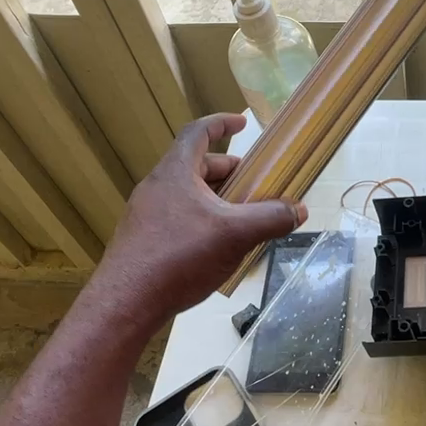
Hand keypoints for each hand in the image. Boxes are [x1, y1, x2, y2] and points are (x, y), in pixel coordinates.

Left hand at [96, 113, 305, 316]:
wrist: (125, 303)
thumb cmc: (178, 256)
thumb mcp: (235, 235)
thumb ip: (271, 219)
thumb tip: (300, 210)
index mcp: (175, 173)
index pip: (197, 133)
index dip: (221, 124)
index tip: (242, 122)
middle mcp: (157, 188)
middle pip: (196, 166)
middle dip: (229, 171)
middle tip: (255, 183)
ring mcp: (146, 215)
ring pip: (188, 196)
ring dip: (217, 200)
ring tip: (242, 219)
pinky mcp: (143, 241)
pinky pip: (179, 219)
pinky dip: (203, 222)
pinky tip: (218, 248)